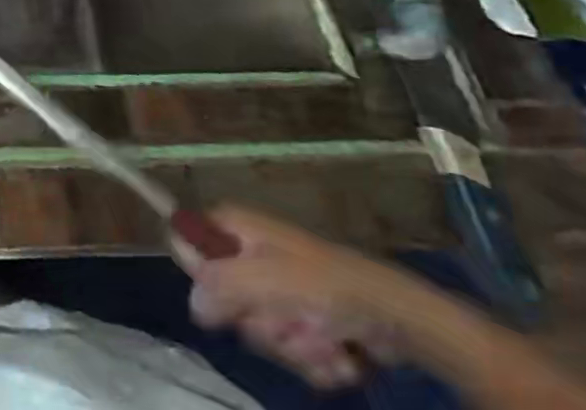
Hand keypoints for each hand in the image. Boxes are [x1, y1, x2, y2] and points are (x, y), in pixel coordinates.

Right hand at [188, 206, 444, 389]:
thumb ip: (219, 286)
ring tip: (321, 340)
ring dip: (289, 345)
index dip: (200, 273)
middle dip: (257, 322)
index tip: (221, 294)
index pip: (186, 240)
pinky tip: (335, 352)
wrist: (400, 316)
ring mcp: (276, 288)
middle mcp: (249, 253)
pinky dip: (310, 357)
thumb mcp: (265, 278)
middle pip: (220, 296)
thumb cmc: (327, 284)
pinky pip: (285, 345)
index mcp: (235, 228)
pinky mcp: (301, 318)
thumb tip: (195, 305)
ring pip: (254, 327)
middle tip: (284, 321)